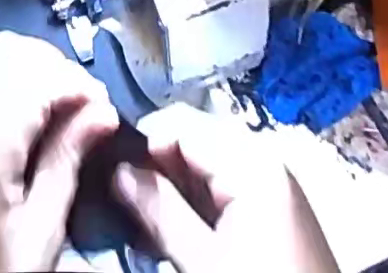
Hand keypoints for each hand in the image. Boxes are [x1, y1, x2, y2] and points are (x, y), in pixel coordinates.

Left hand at [0, 32, 119, 272]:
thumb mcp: (40, 235)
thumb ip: (69, 161)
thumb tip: (105, 111)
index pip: (38, 80)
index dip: (80, 84)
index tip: (104, 110)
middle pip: (11, 54)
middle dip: (55, 68)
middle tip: (82, 105)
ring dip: (26, 66)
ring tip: (53, 102)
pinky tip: (15, 103)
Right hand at [115, 104, 338, 272]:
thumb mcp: (201, 264)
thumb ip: (160, 211)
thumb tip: (119, 171)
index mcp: (251, 162)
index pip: (185, 127)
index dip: (145, 144)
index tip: (109, 171)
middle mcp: (266, 160)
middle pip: (199, 144)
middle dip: (159, 167)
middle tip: (120, 199)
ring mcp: (275, 186)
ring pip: (212, 168)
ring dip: (177, 188)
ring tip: (141, 218)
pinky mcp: (278, 212)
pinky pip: (231, 190)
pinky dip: (202, 204)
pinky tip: (176, 231)